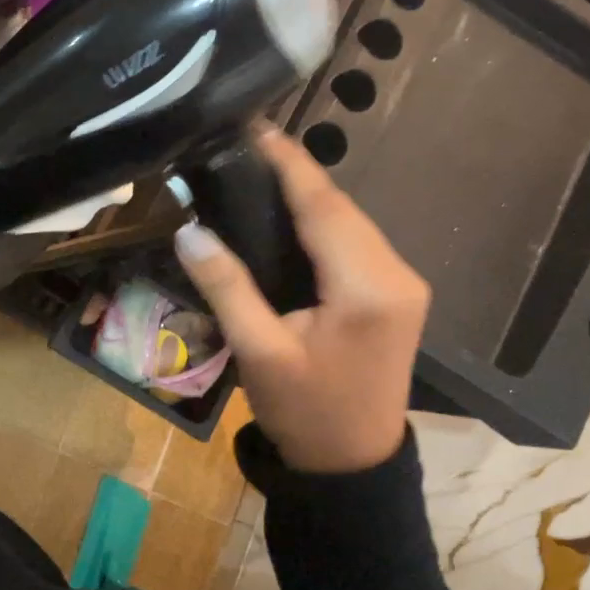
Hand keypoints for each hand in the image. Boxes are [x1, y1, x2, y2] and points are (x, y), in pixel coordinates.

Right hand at [174, 129, 429, 472]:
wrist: (352, 462)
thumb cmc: (305, 410)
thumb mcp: (258, 351)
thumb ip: (226, 286)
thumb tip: (189, 229)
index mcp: (367, 288)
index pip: (324, 207)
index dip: (288, 164)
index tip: (254, 127)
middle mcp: (396, 275)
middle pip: (341, 207)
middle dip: (295, 172)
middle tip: (241, 144)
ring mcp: (401, 284)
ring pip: (349, 221)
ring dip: (307, 194)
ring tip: (256, 168)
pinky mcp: (393, 295)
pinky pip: (352, 241)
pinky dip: (318, 219)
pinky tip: (285, 211)